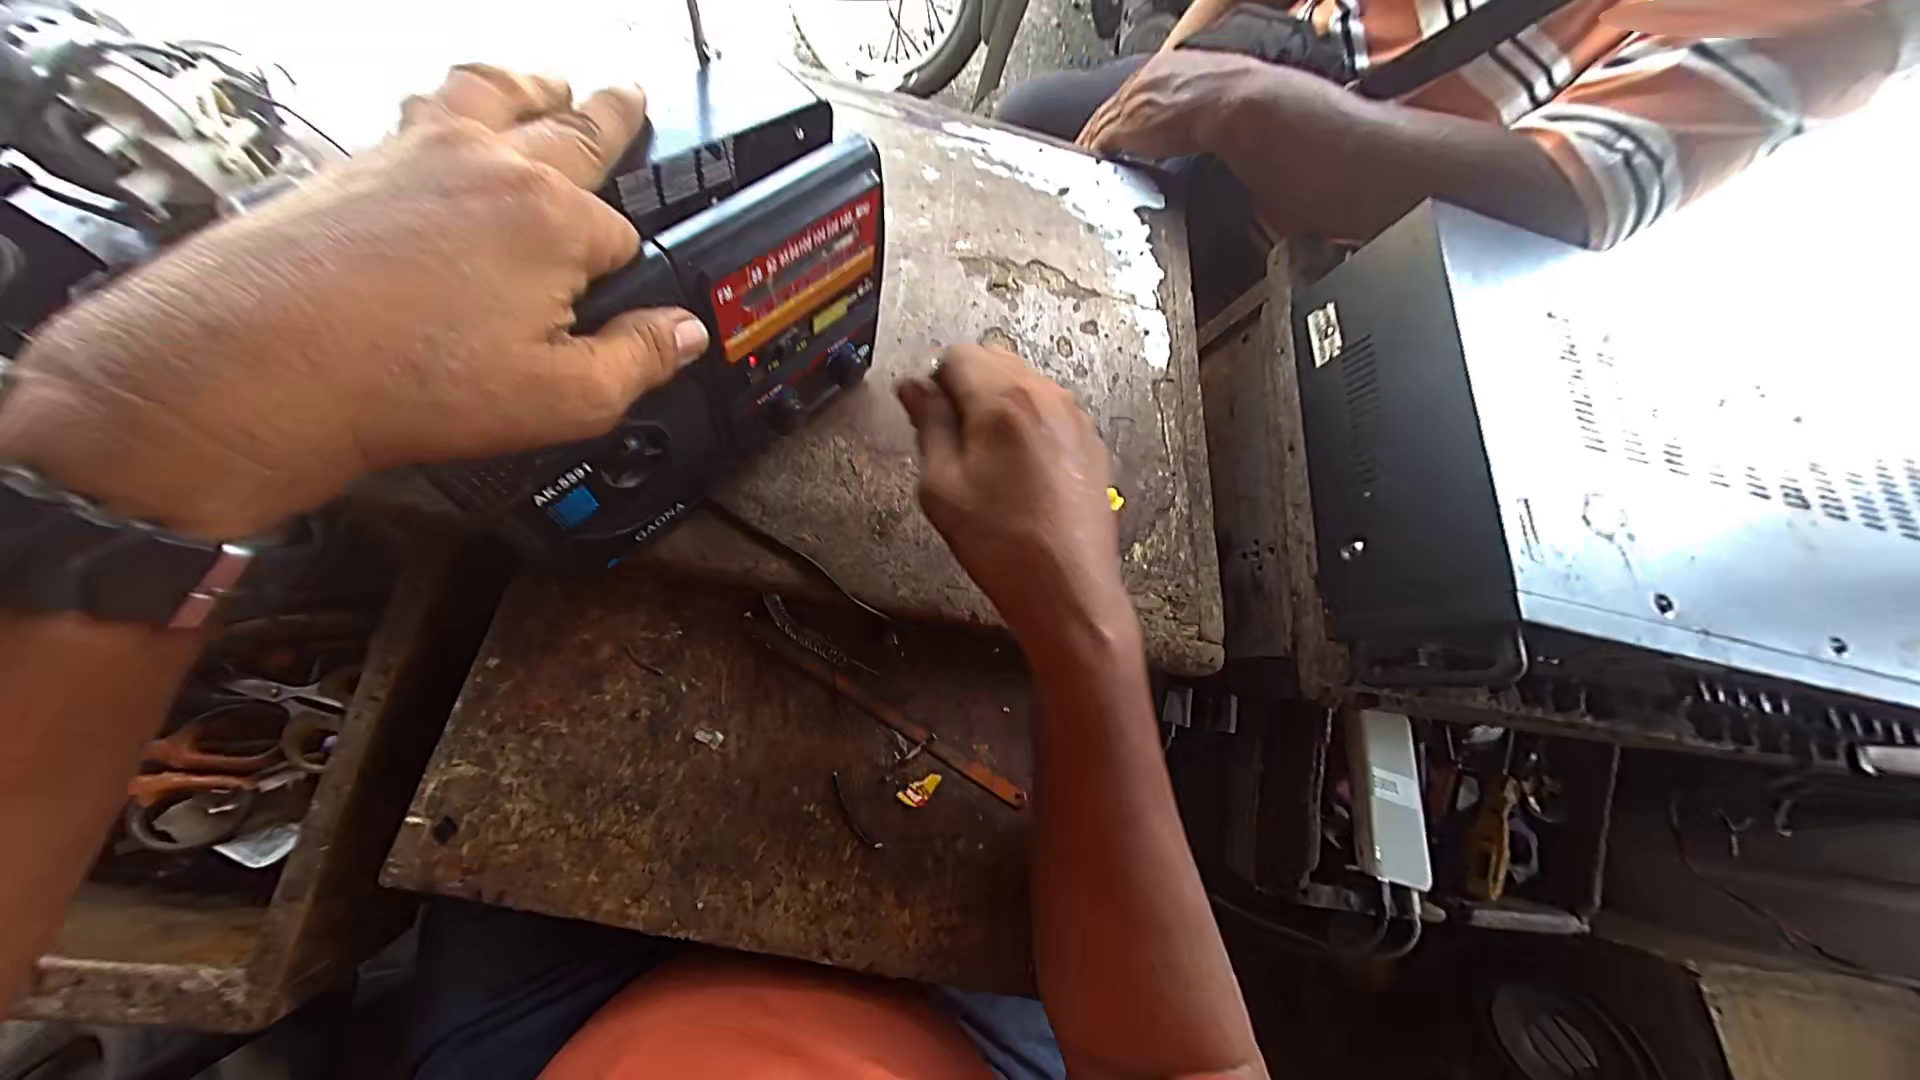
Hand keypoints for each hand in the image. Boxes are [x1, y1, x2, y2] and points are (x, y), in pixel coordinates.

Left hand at [0, 65, 707, 539]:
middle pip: (575, 130)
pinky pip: (423, 103)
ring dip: (533, 84)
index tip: (636, 296)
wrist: (261, 367)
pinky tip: (459, 113)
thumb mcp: (570, 396)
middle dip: (612, 117)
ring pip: (493, 91)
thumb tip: (683, 333)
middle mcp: (491, 168)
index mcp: (553, 222)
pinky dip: (455, 98)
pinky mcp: (363, 160)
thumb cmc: (414, 382)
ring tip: (554, 81)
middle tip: (629, 98)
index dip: (637, 274)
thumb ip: (641, 360)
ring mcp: (420, 153)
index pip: (629, 238)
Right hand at [897, 346, 1137, 666]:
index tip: (930, 418)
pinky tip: (1022, 471)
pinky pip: (1049, 410)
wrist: (1068, 587)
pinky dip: (1028, 424)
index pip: (957, 355)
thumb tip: (915, 388)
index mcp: (1004, 399)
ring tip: (989, 461)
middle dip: (967, 389)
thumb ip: (928, 424)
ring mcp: (1075, 417)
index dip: (935, 383)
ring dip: (998, 405)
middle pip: (994, 361)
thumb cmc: (1001, 543)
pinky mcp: (1090, 441)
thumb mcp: (942, 486)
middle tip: (955, 441)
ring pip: (1024, 383)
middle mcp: (1046, 395)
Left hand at [1077, 49, 1272, 158]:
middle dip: (1097, 125)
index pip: (1131, 92)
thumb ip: (1193, 100)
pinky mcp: (1125, 127)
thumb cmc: (1233, 97)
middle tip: (1086, 143)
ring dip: (1087, 142)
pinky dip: (1089, 154)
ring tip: (1080, 158)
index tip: (1113, 126)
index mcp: (1164, 65)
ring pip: (1097, 124)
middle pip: (1109, 107)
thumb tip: (1197, 118)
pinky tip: (1086, 167)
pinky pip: (1096, 143)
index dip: (1120, 111)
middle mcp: (1142, 79)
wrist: (1235, 102)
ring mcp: (1131, 103)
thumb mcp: (1211, 89)